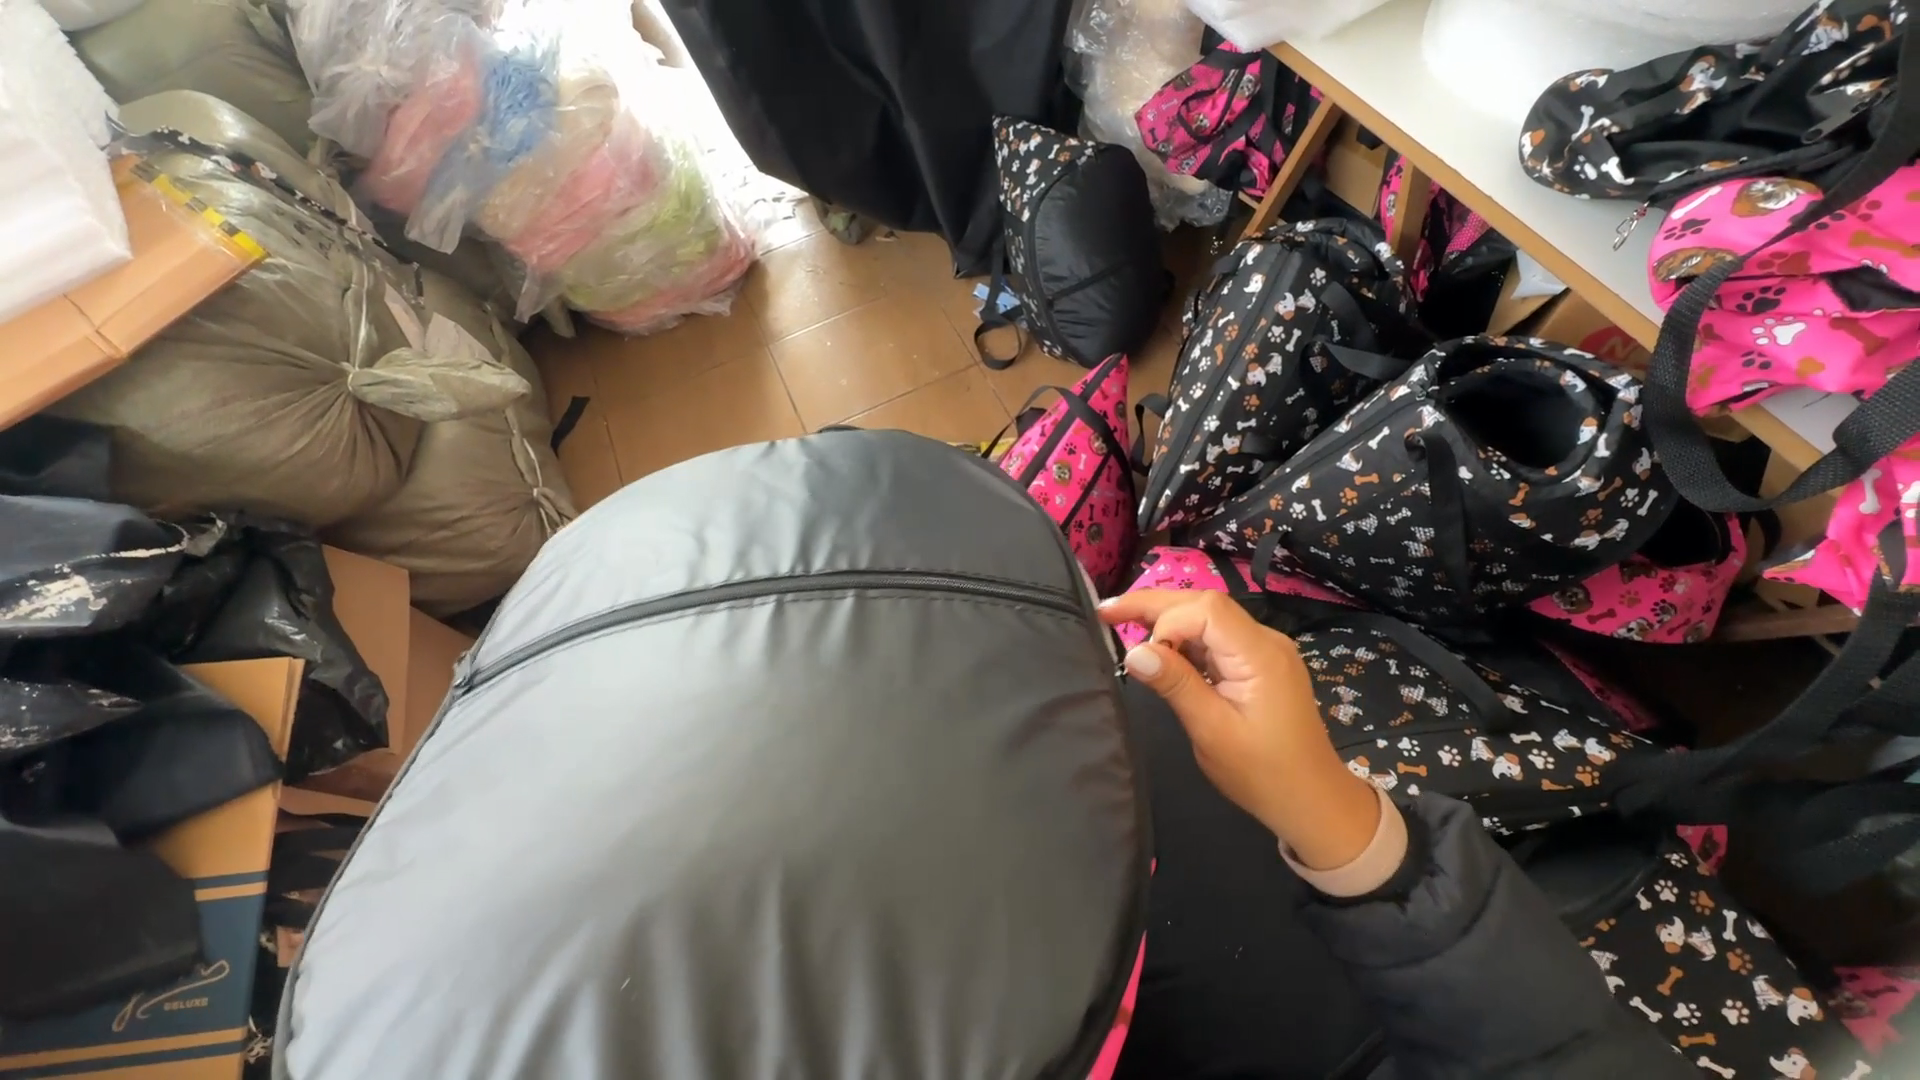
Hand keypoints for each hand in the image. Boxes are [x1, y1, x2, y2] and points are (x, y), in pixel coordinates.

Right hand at [1098, 590, 1382, 870]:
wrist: (1313, 802)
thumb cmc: (1263, 774)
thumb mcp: (1212, 732)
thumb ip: (1175, 685)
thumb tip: (1133, 651)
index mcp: (1260, 655)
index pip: (1206, 610)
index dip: (1166, 621)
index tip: (1142, 656)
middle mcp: (1265, 641)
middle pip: (1203, 605)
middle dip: (1153, 605)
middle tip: (1105, 611)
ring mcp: (1263, 650)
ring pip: (1207, 618)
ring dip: (1164, 619)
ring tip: (1120, 622)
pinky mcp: (1257, 664)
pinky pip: (1215, 638)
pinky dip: (1182, 639)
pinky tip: (1158, 648)